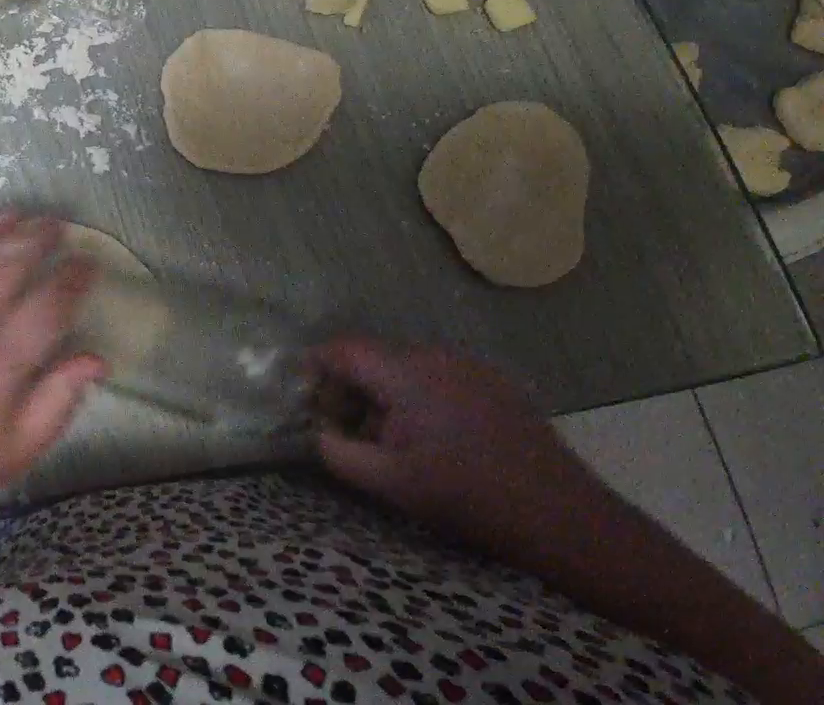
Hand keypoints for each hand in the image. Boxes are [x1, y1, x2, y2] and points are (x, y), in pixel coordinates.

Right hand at [311, 338, 610, 556]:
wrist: (565, 521)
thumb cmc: (468, 498)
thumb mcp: (388, 482)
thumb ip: (336, 451)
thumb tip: (317, 432)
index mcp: (408, 374)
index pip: (341, 349)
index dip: (313, 368)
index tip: (305, 400)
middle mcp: (439, 357)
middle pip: (372, 357)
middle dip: (348, 387)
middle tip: (344, 428)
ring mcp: (473, 368)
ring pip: (405, 367)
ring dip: (383, 394)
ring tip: (388, 439)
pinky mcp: (496, 384)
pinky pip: (438, 377)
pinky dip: (418, 397)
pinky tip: (432, 438)